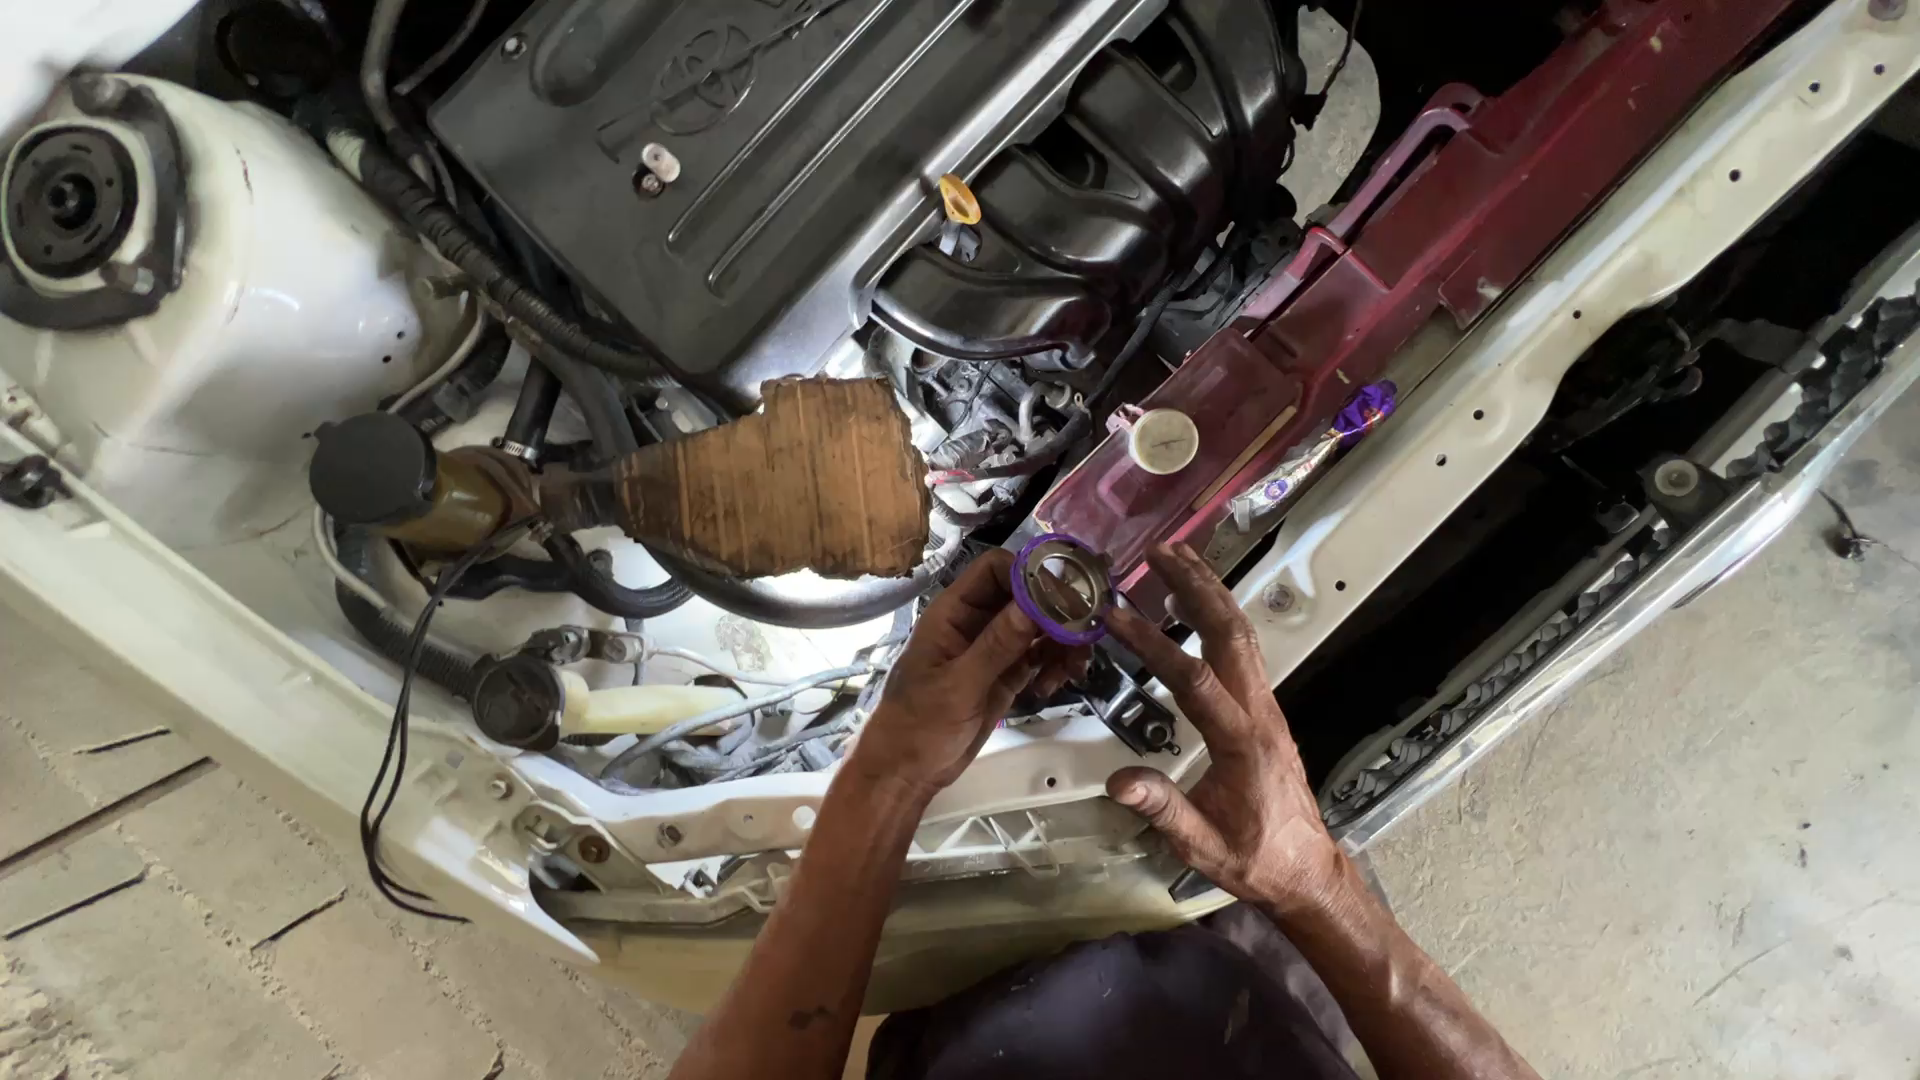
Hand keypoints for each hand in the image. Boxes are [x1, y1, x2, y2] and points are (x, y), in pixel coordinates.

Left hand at [850, 550, 1089, 802]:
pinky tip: (1055, 684)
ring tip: (1072, 669)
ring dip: (1061, 642)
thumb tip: (1034, 604)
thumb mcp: (958, 685)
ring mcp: (993, 649)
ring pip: (1038, 627)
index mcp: (953, 612)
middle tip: (1082, 635)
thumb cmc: (917, 724)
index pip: (995, 570)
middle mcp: (975, 623)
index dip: (1030, 575)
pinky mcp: (1006, 675)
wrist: (906, 771)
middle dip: (1056, 612)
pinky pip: (1039, 656)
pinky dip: (1054, 665)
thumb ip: (996, 645)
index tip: (1063, 597)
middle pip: (1025, 596)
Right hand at [1105, 544, 1349, 917]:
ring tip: (1176, 556)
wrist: (1306, 869)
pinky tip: (1193, 601)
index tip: (1115, 617)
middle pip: (1230, 633)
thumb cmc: (1254, 859)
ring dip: (1209, 590)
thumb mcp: (1204, 846)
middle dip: (1195, 587)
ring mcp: (1265, 703)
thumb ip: (1164, 810)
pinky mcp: (1262, 704)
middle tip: (1158, 553)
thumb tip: (1117, 780)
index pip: (1194, 680)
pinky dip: (1218, 612)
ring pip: (1241, 632)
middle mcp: (1259, 710)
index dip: (1153, 645)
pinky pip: (1242, 646)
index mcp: (1243, 741)